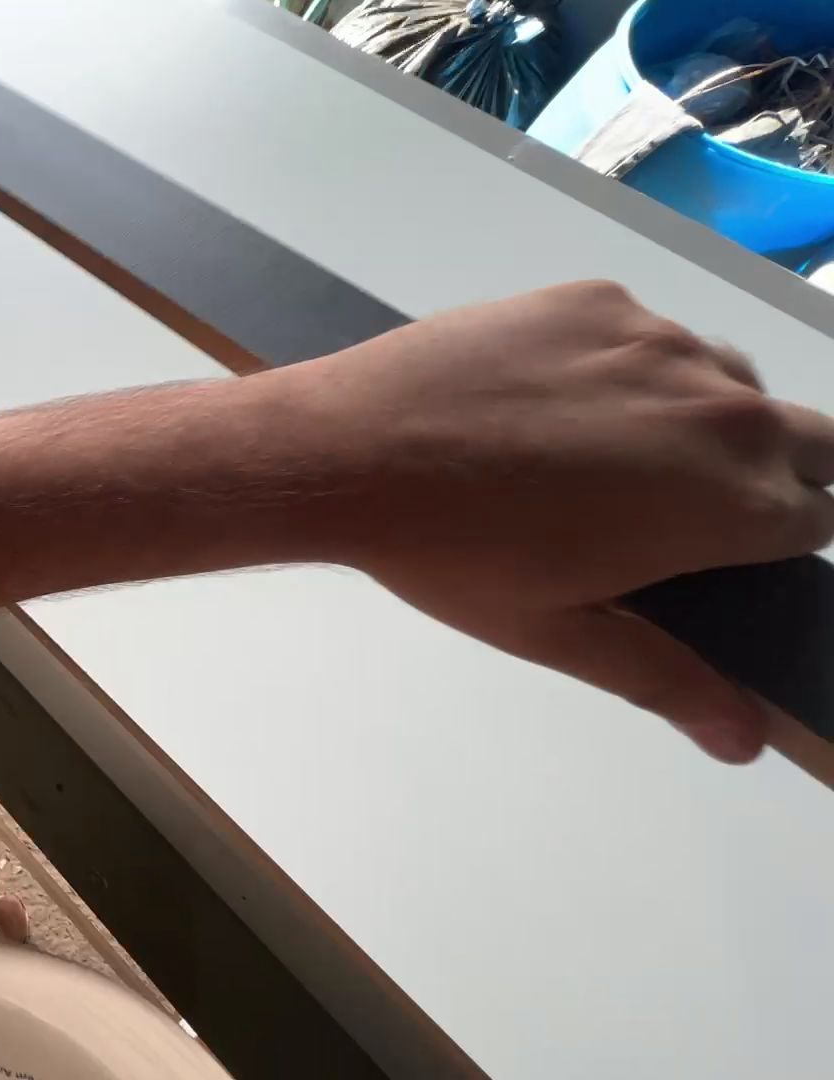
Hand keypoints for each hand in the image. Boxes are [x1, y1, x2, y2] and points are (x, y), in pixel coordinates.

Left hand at [279, 281, 833, 761]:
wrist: (339, 455)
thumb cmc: (436, 550)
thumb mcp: (542, 627)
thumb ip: (655, 677)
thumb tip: (742, 739)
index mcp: (735, 502)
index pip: (811, 522)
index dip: (749, 539)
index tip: (683, 546)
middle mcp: (724, 408)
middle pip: (796, 442)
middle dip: (744, 474)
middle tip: (632, 499)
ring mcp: (653, 340)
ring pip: (712, 379)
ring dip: (673, 413)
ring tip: (566, 448)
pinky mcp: (584, 299)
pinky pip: (626, 334)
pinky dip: (598, 364)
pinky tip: (520, 396)